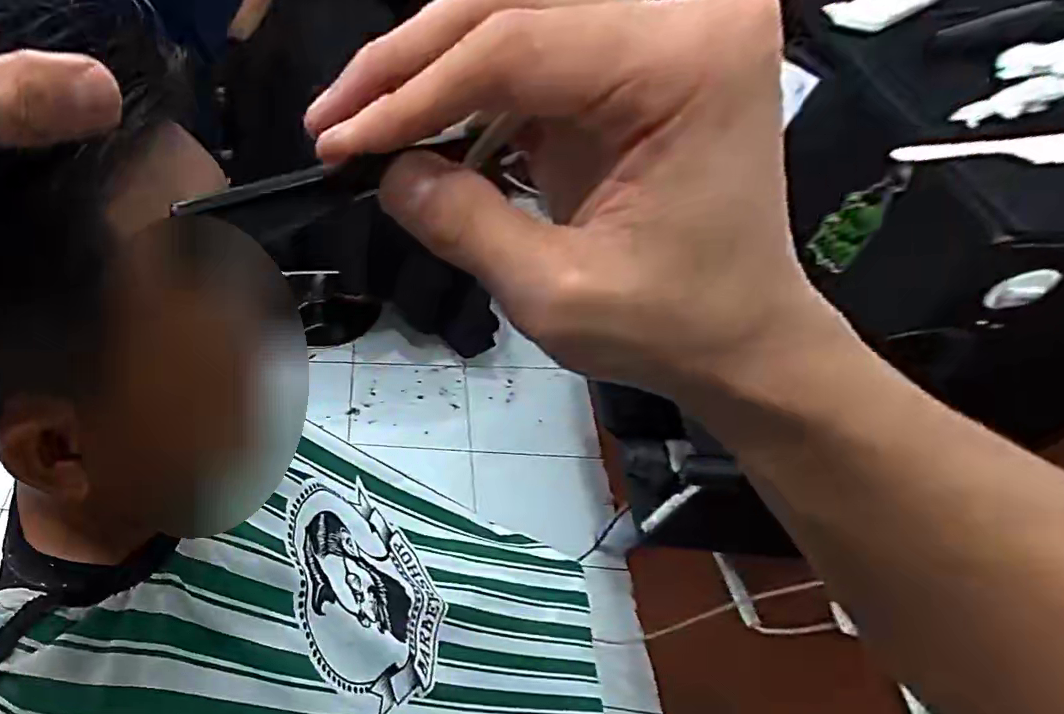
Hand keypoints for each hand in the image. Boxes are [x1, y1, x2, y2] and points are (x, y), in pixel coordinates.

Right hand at [305, 0, 848, 404]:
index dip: (411, 96)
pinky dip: (462, 89)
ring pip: (514, 12)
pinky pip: (529, 54)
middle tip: (329, 112)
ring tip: (357, 114)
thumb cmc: (660, 322)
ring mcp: (658, 32)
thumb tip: (389, 174)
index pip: (513, 45)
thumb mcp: (550, 290)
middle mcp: (682, 12)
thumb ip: (466, 225)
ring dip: (426, 62)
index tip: (336, 144)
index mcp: (680, 58)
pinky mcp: (630, 67)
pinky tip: (414, 125)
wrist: (734, 333)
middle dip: (407, 57)